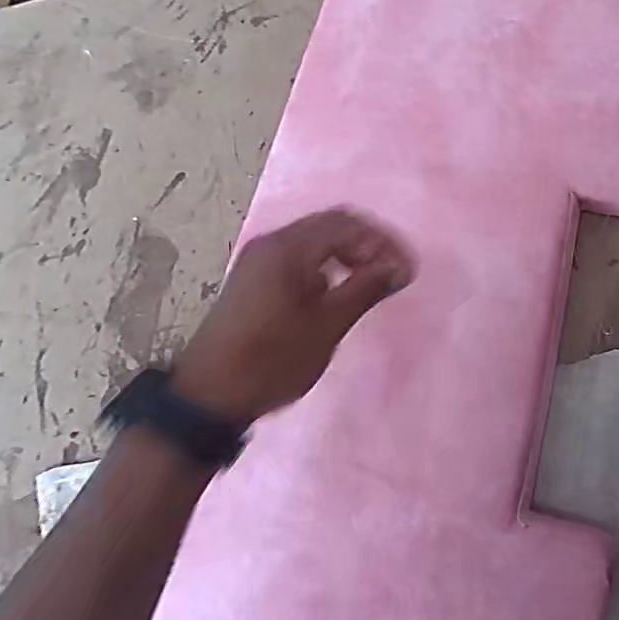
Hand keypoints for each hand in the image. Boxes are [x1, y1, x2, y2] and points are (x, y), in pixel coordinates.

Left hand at [171, 208, 414, 422]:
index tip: (407, 271)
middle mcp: (272, 244)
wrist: (211, 395)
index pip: (349, 224)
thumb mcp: (329, 324)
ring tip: (376, 282)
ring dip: (352, 253)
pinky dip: (331, 262)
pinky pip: (304, 254)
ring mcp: (261, 259)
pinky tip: (344, 288)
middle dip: (371, 244)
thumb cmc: (274, 359)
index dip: (385, 243)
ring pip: (319, 238)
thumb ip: (367, 288)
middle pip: (333, 224)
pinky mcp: (258, 277)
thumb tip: (400, 267)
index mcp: (288, 250)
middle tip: (396, 273)